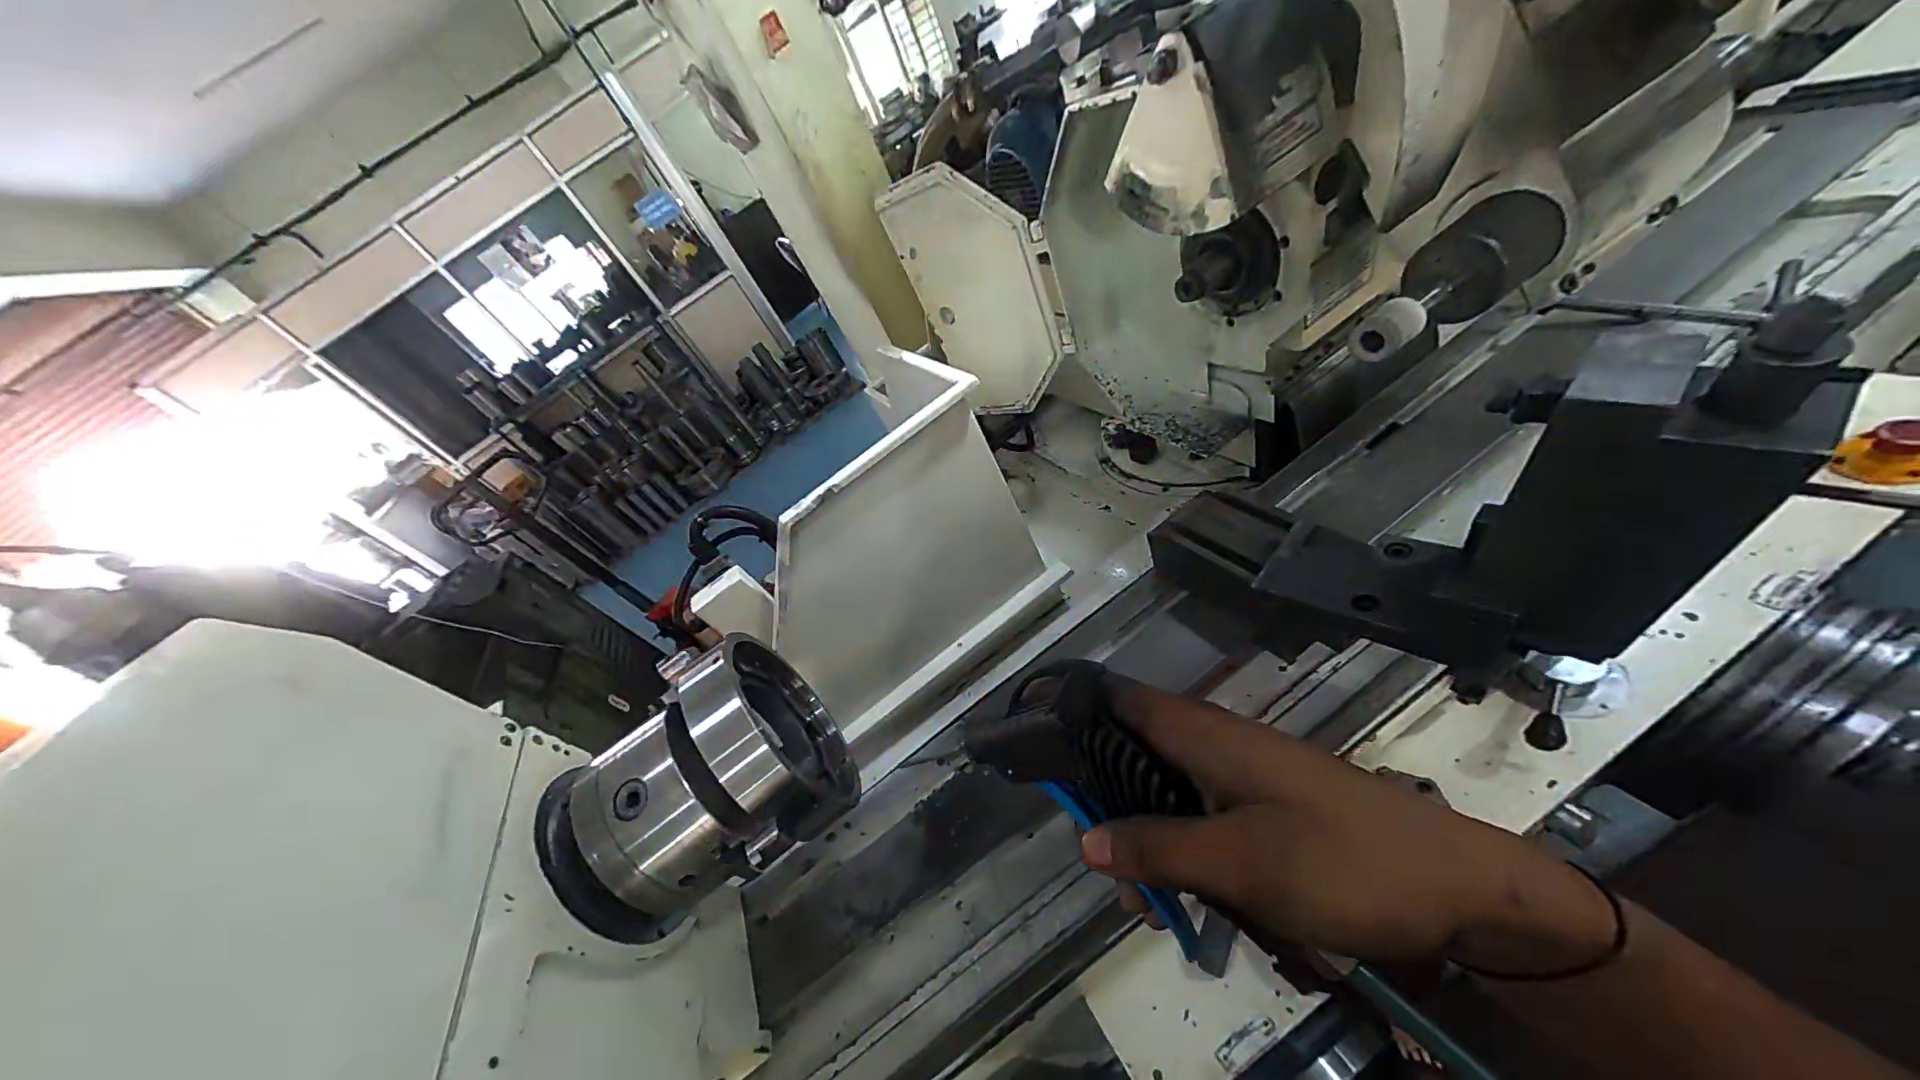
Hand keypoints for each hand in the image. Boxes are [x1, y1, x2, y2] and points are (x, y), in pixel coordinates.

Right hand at [1082, 680, 1617, 972]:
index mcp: (1206, 734)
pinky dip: (1181, 855)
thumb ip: (1158, 848)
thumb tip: (1084, 840)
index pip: (1121, 699)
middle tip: (1097, 861)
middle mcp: (1215, 745)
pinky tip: (1185, 903)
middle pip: (1133, 753)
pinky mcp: (1260, 809)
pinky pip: (1199, 822)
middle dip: (1106, 804)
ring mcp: (1239, 778)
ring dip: (1144, 842)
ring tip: (1146, 905)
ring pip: (1164, 795)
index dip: (1074, 710)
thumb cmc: (1346, 861)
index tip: (1034, 745)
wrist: (1462, 891)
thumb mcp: (1243, 864)